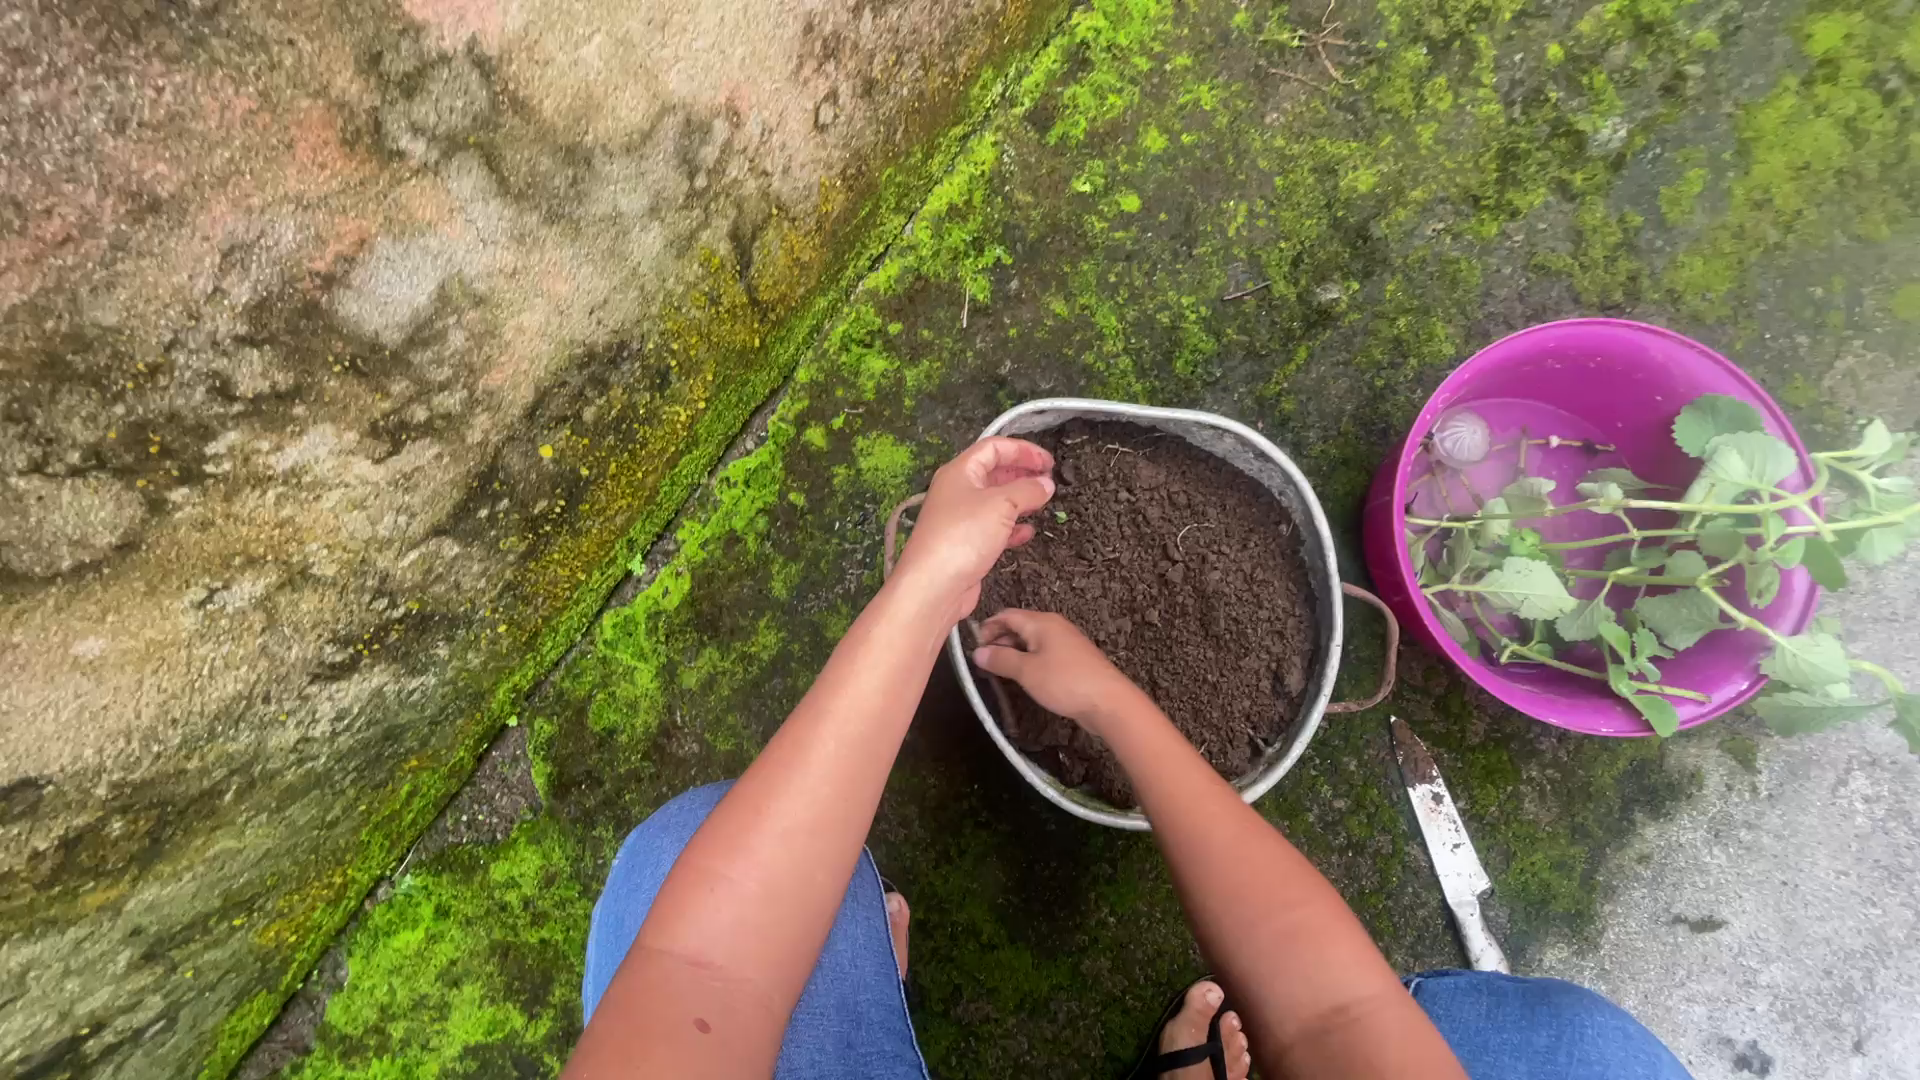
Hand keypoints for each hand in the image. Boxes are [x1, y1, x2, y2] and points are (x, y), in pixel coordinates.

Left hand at [892, 437, 1054, 622]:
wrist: (934, 586)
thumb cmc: (963, 536)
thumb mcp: (1002, 504)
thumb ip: (1028, 490)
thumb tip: (1046, 484)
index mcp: (960, 472)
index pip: (993, 448)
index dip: (1023, 450)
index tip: (1048, 462)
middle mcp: (957, 491)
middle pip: (993, 473)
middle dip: (1022, 473)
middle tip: (1047, 480)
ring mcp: (960, 519)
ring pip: (994, 501)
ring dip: (1019, 499)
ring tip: (1043, 502)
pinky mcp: (965, 544)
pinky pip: (993, 528)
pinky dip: (1011, 527)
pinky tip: (1027, 532)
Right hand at [971, 609, 1150, 735]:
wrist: (1108, 701)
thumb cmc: (1065, 682)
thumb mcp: (1026, 671)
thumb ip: (1001, 660)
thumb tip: (978, 653)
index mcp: (1041, 622)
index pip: (1007, 615)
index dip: (988, 627)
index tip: (974, 645)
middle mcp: (1054, 626)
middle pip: (1019, 625)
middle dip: (999, 640)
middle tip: (983, 660)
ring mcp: (1065, 642)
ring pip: (1031, 640)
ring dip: (1013, 651)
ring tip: (999, 669)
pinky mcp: (1073, 658)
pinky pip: (1043, 652)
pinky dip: (1028, 659)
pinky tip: (1023, 675)